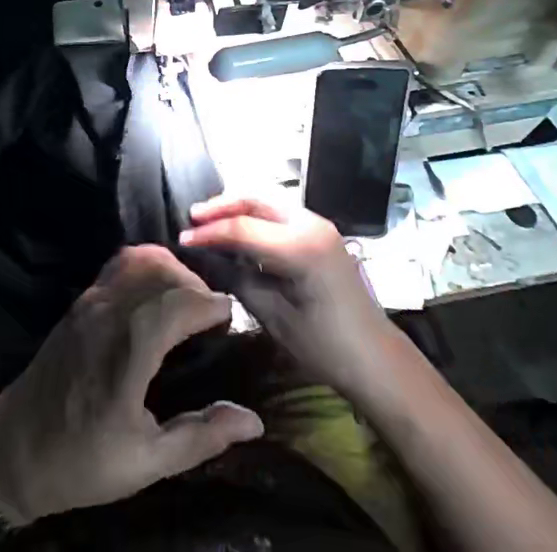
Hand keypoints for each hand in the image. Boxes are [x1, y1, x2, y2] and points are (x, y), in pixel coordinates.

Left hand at [0, 245, 262, 526]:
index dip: (211, 305)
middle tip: (212, 317)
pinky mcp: (81, 299)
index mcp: (125, 357)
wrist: (9, 451)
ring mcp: (91, 302)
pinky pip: (122, 262)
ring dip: (174, 271)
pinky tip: (159, 293)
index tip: (231, 319)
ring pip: (144, 259)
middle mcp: (108, 317)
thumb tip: (254, 421)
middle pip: (165, 273)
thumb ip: (200, 437)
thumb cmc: (80, 462)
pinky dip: (149, 265)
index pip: (178, 305)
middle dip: (198, 287)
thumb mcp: (145, 464)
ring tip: (187, 302)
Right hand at [181, 195, 395, 392]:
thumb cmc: (325, 346)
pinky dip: (258, 216)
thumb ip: (241, 281)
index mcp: (302, 247)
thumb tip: (210, 258)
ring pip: (272, 201)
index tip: (182, 238)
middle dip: (224, 204)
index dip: (210, 232)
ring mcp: (321, 226)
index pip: (244, 228)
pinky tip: (240, 230)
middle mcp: (312, 225)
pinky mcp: (323, 234)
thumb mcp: (275, 317)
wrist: (375, 356)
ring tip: (210, 220)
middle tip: (193, 217)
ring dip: (241, 206)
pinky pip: (283, 214)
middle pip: (259, 199)